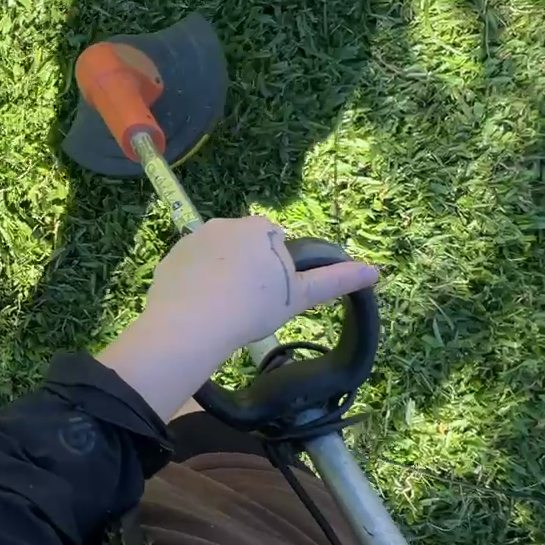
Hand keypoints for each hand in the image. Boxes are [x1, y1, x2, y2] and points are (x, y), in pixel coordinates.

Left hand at [144, 216, 380, 359]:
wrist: (194, 321)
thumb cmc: (254, 306)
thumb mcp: (299, 295)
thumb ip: (335, 281)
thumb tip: (375, 271)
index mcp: (258, 226)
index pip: (273, 241)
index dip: (274, 269)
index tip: (270, 293)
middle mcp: (224, 224)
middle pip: (242, 246)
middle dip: (247, 268)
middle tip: (248, 303)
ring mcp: (192, 240)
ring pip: (214, 258)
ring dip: (220, 275)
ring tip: (223, 308)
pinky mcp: (169, 258)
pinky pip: (188, 270)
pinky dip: (194, 284)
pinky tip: (198, 308)